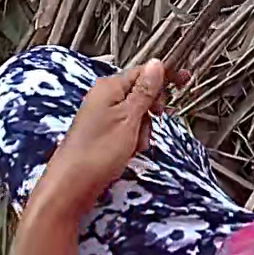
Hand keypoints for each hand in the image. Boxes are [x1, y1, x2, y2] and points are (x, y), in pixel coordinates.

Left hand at [29, 60, 189, 224]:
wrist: (70, 190)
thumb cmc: (96, 153)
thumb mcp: (129, 119)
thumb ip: (145, 91)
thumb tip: (156, 64)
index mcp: (109, 87)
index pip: (144, 71)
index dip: (165, 76)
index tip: (184, 79)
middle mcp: (104, 97)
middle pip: (141, 91)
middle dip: (152, 107)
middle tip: (157, 117)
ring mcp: (102, 116)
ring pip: (137, 113)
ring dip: (144, 127)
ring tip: (136, 142)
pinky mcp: (102, 133)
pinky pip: (128, 128)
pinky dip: (134, 138)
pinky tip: (130, 150)